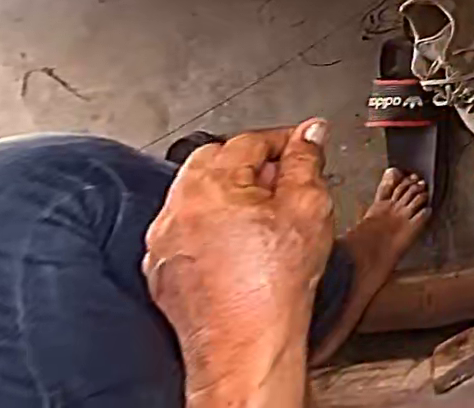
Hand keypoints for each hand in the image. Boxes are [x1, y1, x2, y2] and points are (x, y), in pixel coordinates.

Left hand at [144, 121, 335, 403]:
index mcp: (208, 191)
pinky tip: (252, 232)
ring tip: (274, 204)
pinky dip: (218, 215)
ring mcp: (163, 245)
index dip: (285, 138)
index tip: (309, 143)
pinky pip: (190, 222)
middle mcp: (175, 215)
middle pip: (212, 160)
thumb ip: (306, 160)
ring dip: (235, 186)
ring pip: (198, 191)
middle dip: (253, 158)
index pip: (247, 141)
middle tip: (290, 172)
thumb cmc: (277, 278)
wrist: (249, 341)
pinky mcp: (164, 269)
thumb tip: (310, 132)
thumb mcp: (309, 202)